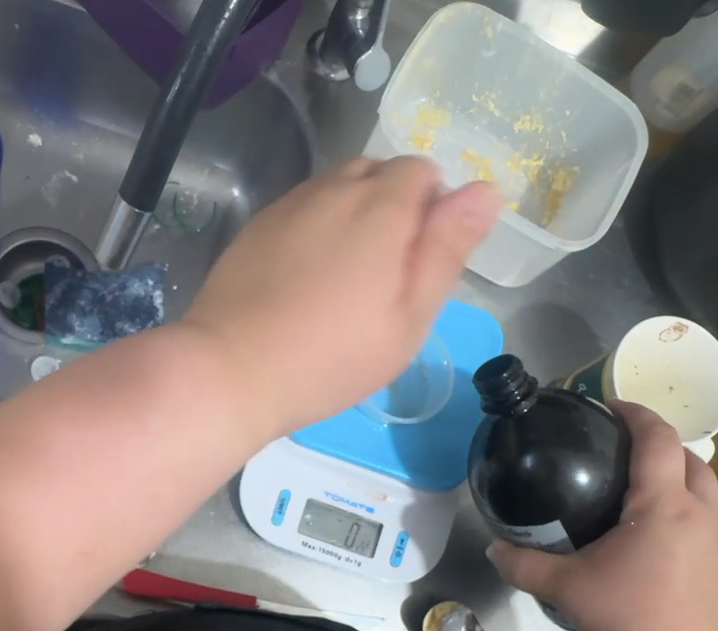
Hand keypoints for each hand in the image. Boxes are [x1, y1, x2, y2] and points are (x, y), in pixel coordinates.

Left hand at [180, 157, 499, 433]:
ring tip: (340, 279)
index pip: (422, 172)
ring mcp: (286, 207)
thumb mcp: (408, 318)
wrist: (231, 371)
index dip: (430, 211)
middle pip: (376, 173)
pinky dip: (312, 231)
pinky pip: (298, 212)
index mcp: (381, 206)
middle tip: (381, 276)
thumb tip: (486, 190)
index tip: (416, 264)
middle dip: (390, 208)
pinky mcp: (253, 229)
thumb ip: (446, 249)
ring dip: (349, 217)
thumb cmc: (330, 358)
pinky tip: (302, 280)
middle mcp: (332, 190)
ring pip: (333, 190)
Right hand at [486, 401, 717, 630]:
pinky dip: (685, 505)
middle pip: (688, 457)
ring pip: (704, 486)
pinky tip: (656, 530)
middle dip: (658, 443)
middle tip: (620, 449)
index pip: (658, 439)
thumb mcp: (564, 588)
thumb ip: (523, 565)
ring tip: (639, 487)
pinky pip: (707, 514)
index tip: (610, 406)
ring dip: (676, 474)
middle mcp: (699, 511)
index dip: (636, 413)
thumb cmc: (628, 616)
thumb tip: (493, 548)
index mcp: (663, 505)